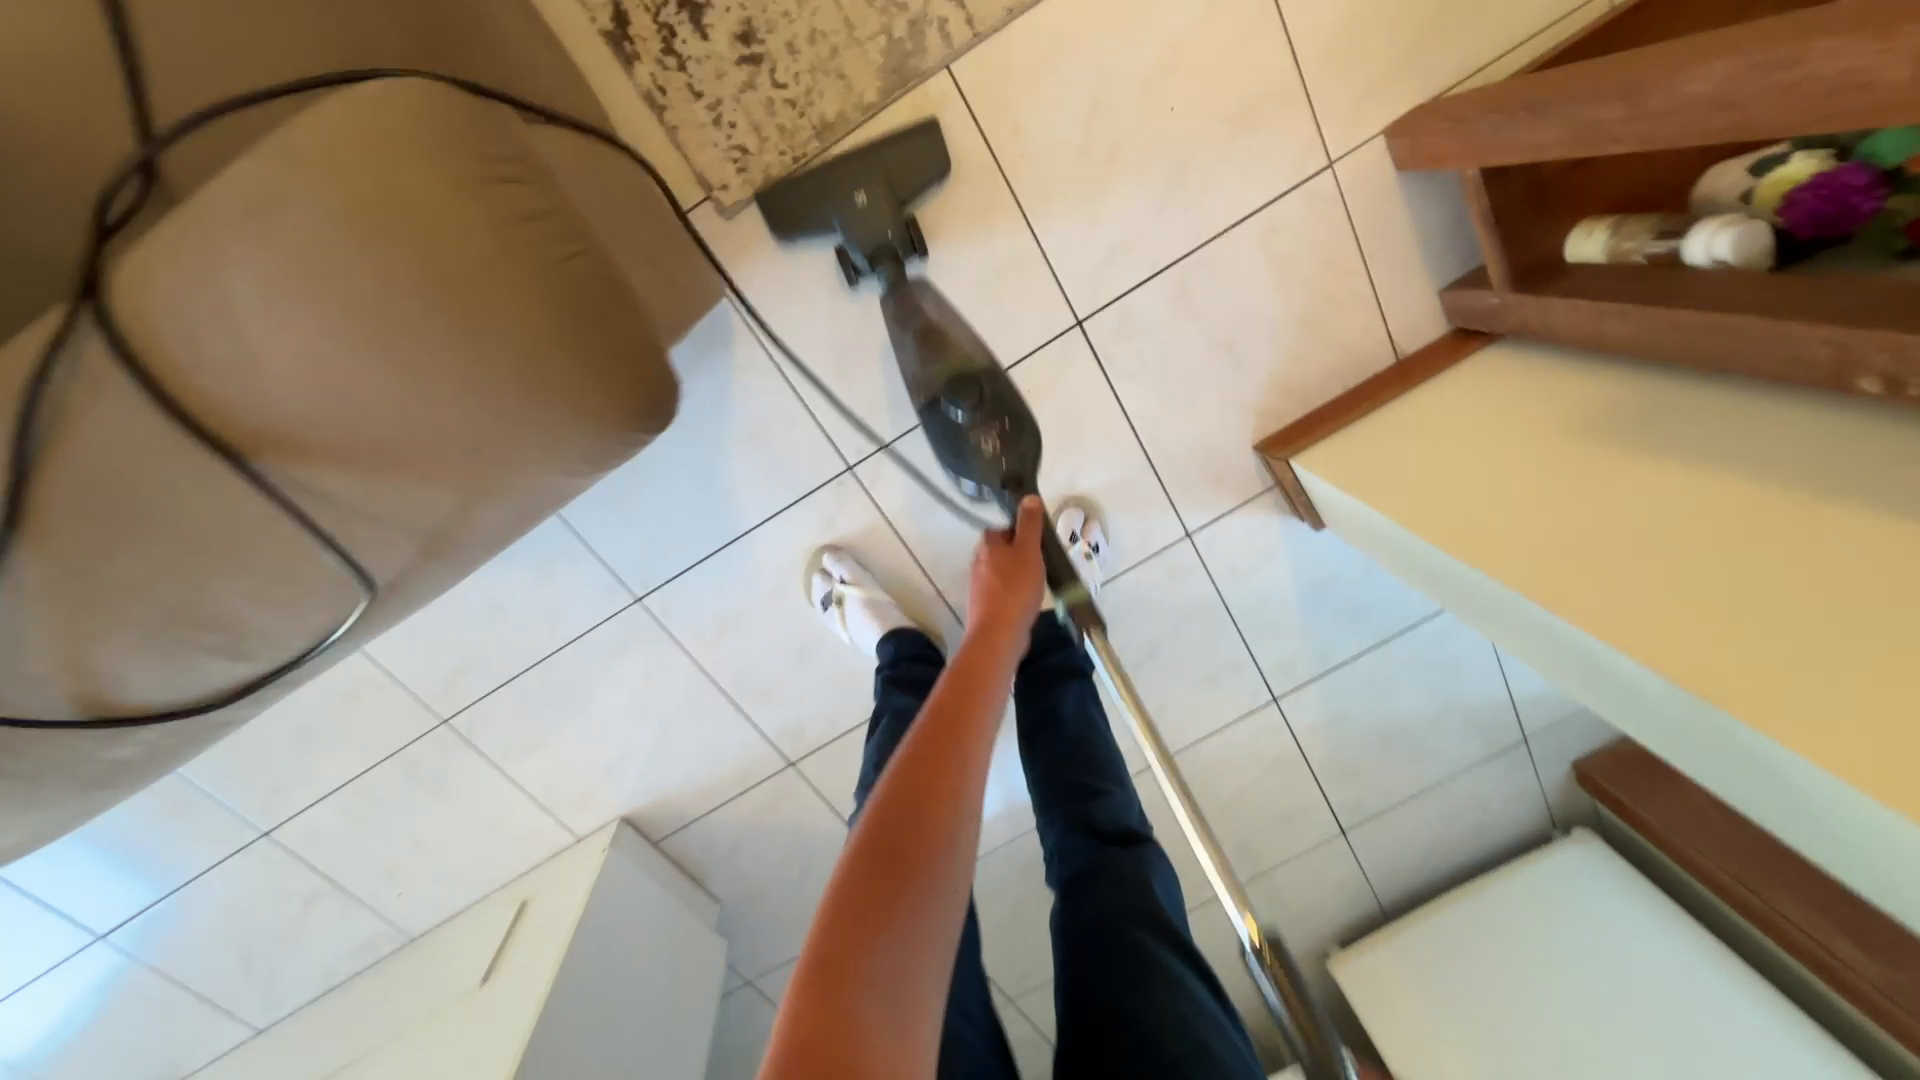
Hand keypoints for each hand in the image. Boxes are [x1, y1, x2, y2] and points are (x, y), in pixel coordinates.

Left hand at [966, 496, 1047, 649]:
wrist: (998, 634)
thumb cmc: (1016, 588)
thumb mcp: (1028, 550)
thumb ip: (1029, 524)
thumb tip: (1028, 497)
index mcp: (987, 544)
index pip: (1003, 527)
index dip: (1021, 531)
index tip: (1039, 541)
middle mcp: (978, 561)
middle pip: (1002, 549)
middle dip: (1020, 553)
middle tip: (1042, 562)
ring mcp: (979, 584)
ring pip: (1002, 571)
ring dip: (1018, 573)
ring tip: (1038, 582)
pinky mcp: (984, 605)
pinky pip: (1002, 590)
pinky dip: (1014, 592)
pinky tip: (1027, 601)